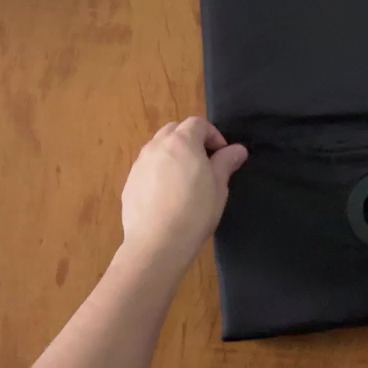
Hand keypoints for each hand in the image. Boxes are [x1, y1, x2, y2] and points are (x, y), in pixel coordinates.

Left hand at [118, 117, 247, 273]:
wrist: (157, 243)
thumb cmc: (194, 211)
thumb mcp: (218, 187)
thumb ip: (226, 162)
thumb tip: (237, 149)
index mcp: (182, 142)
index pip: (198, 123)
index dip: (213, 135)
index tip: (222, 154)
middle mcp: (157, 146)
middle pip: (174, 130)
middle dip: (190, 140)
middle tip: (204, 162)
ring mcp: (140, 164)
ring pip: (158, 148)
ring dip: (173, 154)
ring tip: (184, 179)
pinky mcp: (129, 183)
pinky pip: (147, 168)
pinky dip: (158, 172)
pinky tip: (167, 196)